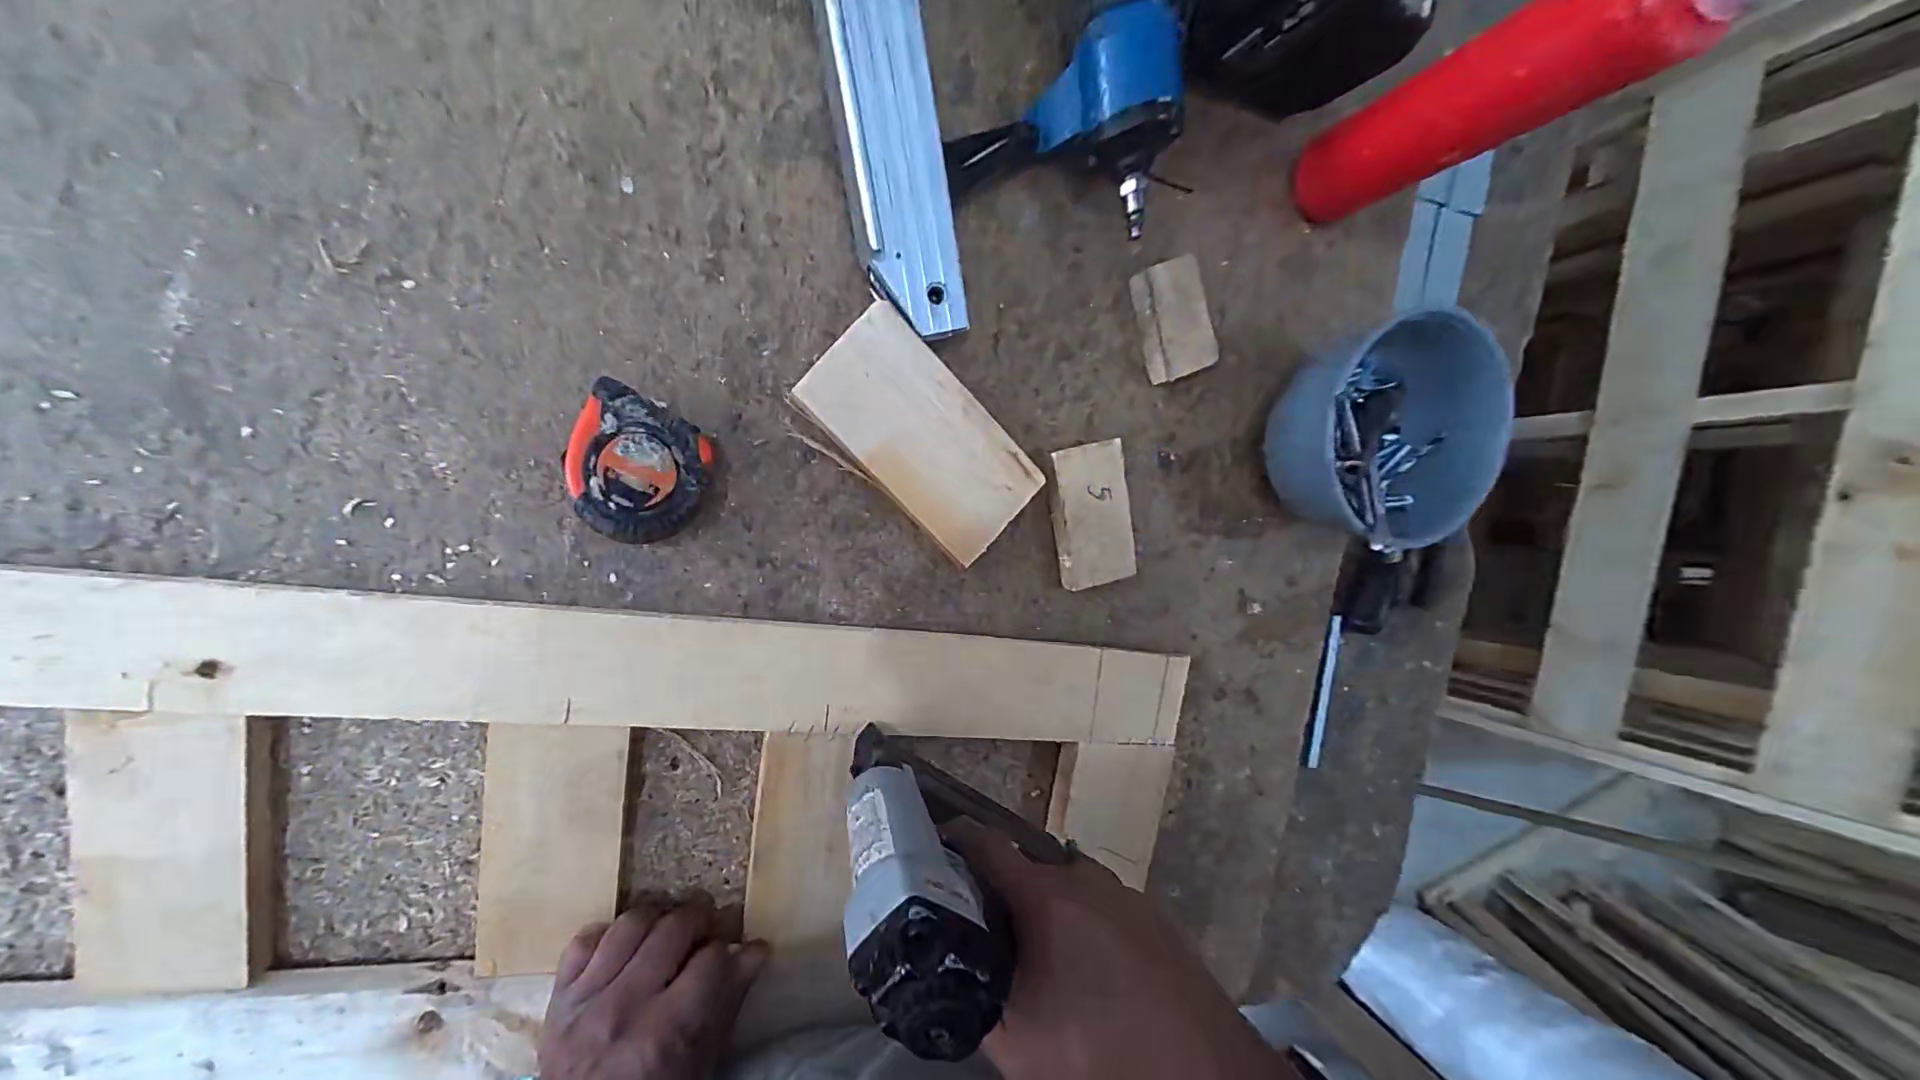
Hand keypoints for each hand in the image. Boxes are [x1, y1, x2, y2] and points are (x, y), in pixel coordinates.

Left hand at [539, 896, 769, 1079]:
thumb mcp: (702, 1064)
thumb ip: (729, 1002)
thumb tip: (756, 949)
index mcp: (667, 1032)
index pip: (712, 958)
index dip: (728, 951)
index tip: (733, 952)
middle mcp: (626, 1008)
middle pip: (674, 928)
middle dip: (700, 920)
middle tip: (707, 928)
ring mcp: (586, 1002)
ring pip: (631, 924)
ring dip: (658, 920)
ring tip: (668, 931)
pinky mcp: (558, 1000)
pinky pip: (584, 942)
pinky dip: (608, 936)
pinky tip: (625, 948)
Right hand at [953, 831, 1298, 1079]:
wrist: (1205, 1072)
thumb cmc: (1100, 1051)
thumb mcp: (1018, 1041)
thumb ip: (975, 999)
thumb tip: (952, 976)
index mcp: (1045, 895)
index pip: (986, 843)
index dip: (956, 839)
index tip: (935, 849)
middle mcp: (1084, 879)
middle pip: (1028, 868)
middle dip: (1002, 892)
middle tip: (988, 932)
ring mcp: (1125, 895)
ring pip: (1069, 888)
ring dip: (1047, 911)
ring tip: (1043, 960)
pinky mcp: (1155, 918)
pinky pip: (1103, 908)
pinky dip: (1084, 926)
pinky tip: (1092, 974)